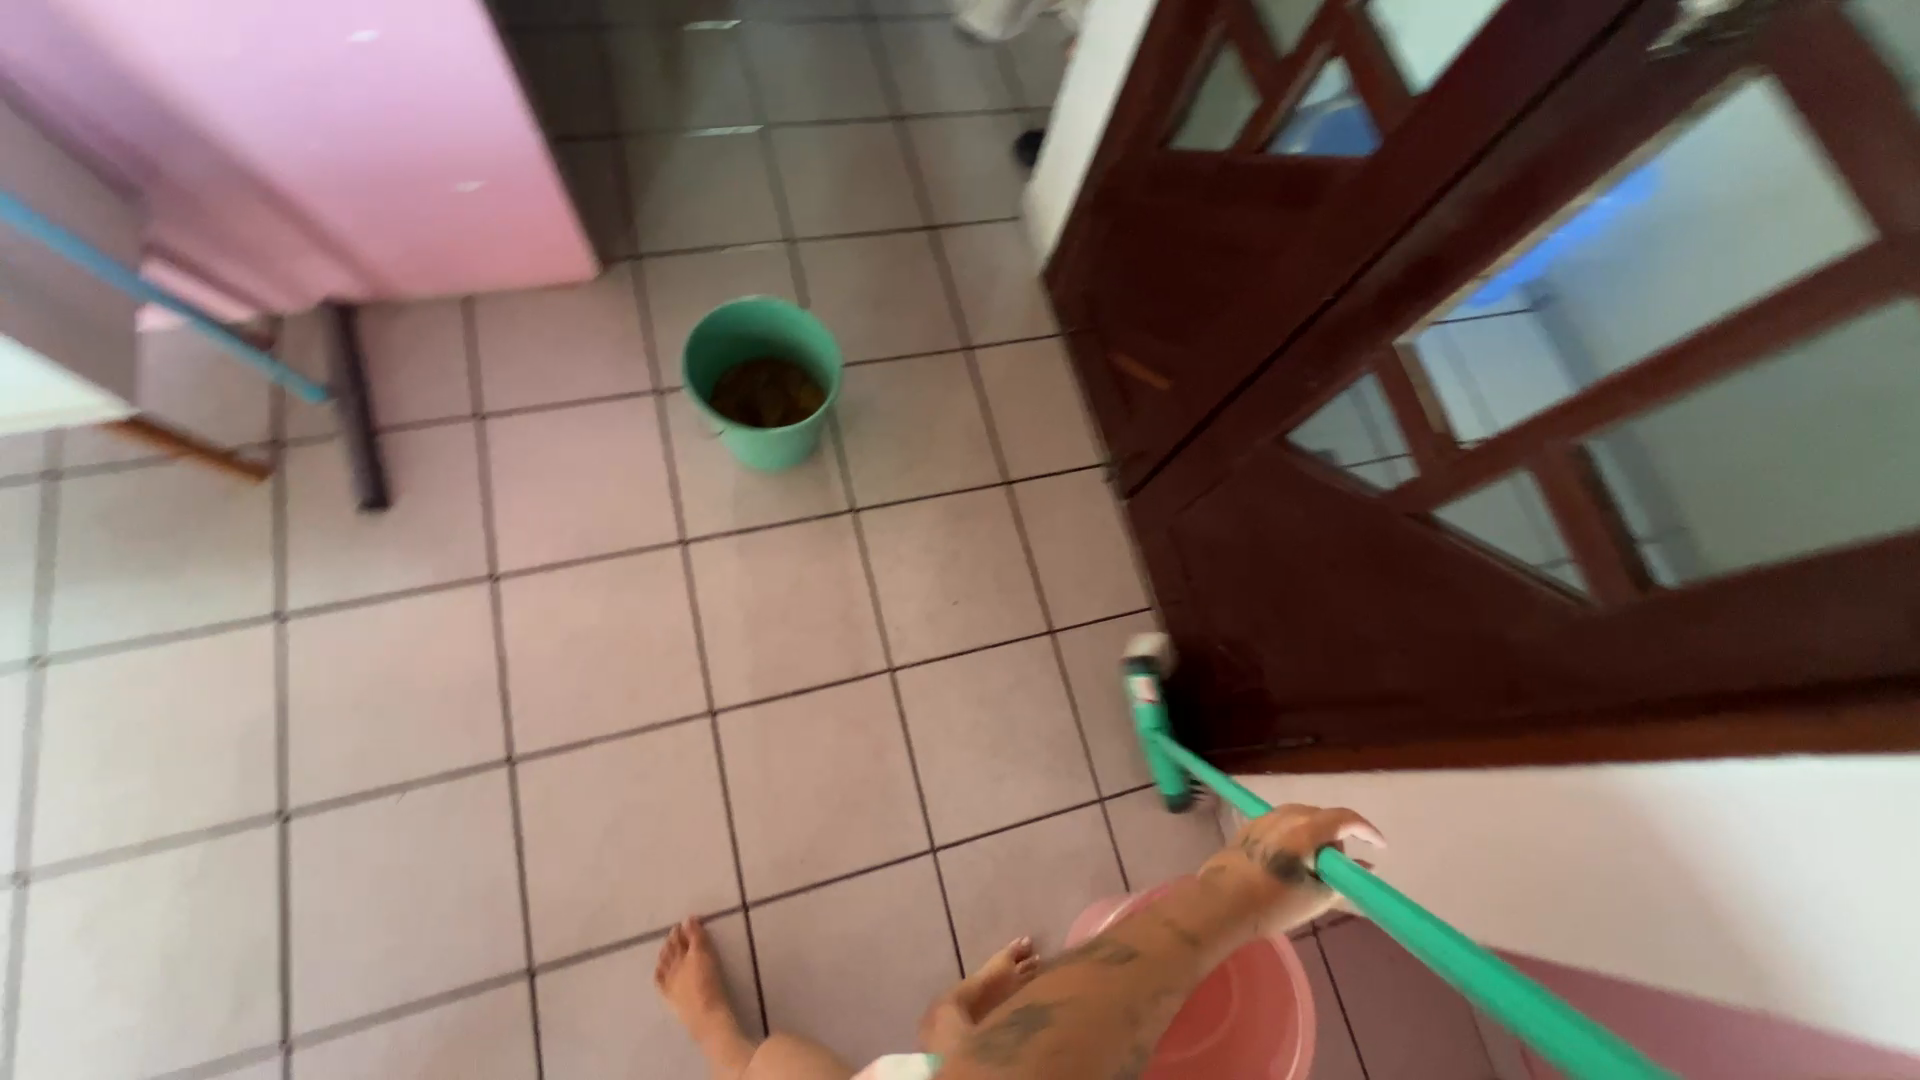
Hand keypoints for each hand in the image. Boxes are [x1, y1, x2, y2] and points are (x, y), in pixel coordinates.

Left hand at [1201, 803, 1384, 934]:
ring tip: (1311, 867)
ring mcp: (1263, 818)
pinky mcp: (1248, 827)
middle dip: (1336, 837)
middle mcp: (1284, 816)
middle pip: (1321, 816)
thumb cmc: (1273, 903)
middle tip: (1336, 868)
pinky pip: (1281, 824)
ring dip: (1313, 835)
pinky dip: (1294, 836)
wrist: (1222, 902)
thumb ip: (1344, 878)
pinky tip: (1289, 862)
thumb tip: (1366, 866)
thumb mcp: (1317, 897)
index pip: (1345, 818)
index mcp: (1305, 829)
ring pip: (1300, 818)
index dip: (1366, 830)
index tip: (1379, 846)